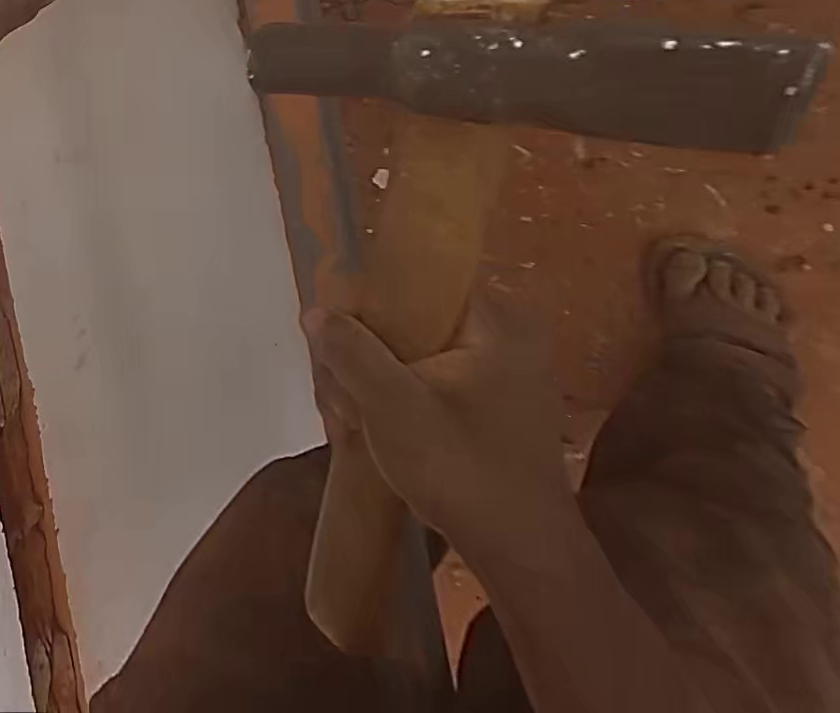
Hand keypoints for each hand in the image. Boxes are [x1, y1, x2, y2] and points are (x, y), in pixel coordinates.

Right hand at [304, 298, 573, 551]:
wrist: (524, 559)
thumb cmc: (462, 472)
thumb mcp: (391, 405)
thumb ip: (349, 350)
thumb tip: (315, 312)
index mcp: (493, 322)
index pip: (413, 280)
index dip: (364, 302)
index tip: (336, 343)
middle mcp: (499, 335)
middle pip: (403, 316)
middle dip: (360, 355)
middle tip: (342, 400)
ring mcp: (494, 370)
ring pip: (405, 348)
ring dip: (368, 379)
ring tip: (352, 421)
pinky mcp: (483, 400)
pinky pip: (420, 374)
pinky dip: (389, 395)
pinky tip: (369, 426)